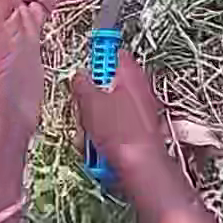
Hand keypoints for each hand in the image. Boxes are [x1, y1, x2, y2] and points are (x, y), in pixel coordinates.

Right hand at [69, 46, 170, 178]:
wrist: (142, 169)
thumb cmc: (122, 133)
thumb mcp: (90, 103)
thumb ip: (82, 84)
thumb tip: (79, 75)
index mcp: (130, 73)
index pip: (114, 53)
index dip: (98, 58)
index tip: (87, 66)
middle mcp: (139, 89)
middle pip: (107, 85)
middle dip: (91, 98)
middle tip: (84, 108)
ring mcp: (141, 112)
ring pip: (108, 109)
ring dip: (94, 122)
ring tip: (90, 135)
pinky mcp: (139, 133)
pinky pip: (115, 128)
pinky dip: (104, 136)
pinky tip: (99, 149)